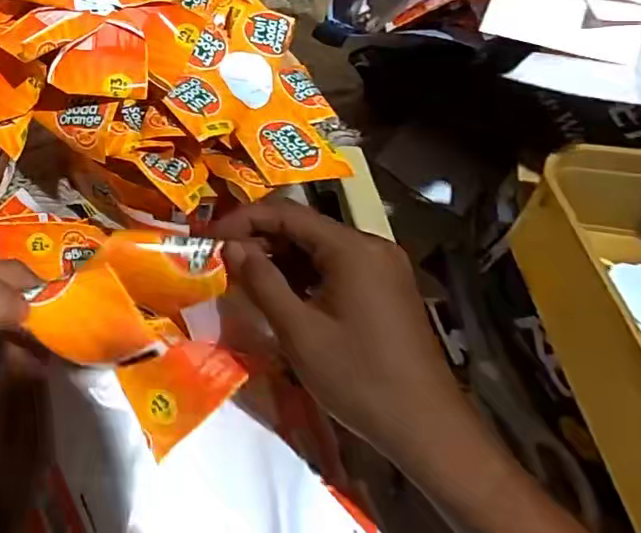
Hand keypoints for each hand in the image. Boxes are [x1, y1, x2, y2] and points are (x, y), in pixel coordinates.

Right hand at [207, 198, 463, 458]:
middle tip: (225, 259)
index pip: (288, 212)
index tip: (212, 236)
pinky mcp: (388, 286)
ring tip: (248, 278)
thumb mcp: (300, 333)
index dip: (245, 219)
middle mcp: (370, 244)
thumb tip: (232, 247)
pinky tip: (286, 294)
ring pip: (322, 247)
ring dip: (284, 258)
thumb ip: (263, 282)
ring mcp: (383, 264)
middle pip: (306, 227)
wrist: (428, 428)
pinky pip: (339, 265)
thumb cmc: (359, 379)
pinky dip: (309, 274)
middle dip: (263, 239)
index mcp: (352, 247)